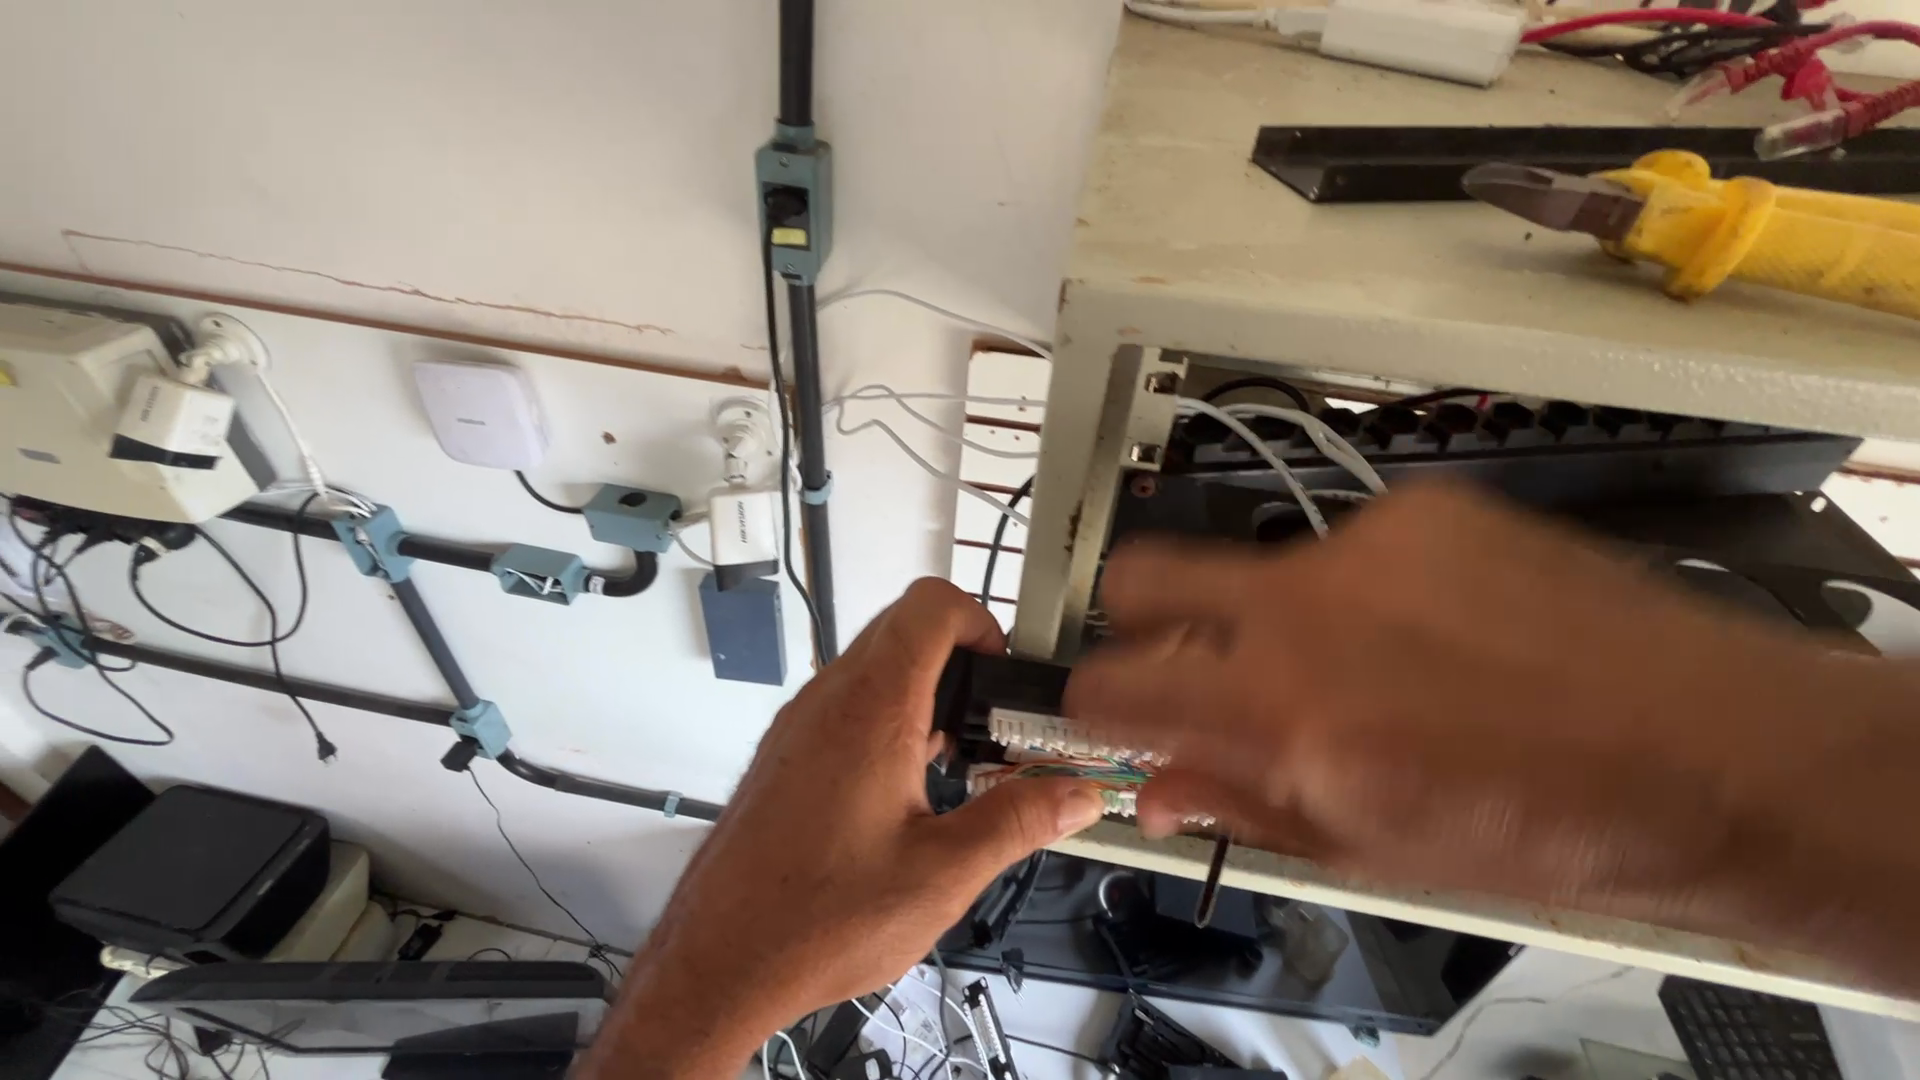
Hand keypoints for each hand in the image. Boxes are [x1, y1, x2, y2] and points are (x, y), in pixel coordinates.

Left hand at [578, 579, 1108, 1078]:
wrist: (717, 962)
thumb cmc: (814, 919)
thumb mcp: (941, 874)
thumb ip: (1018, 821)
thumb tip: (1073, 792)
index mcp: (874, 710)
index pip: (930, 606)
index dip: (980, 620)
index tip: (1003, 670)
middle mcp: (831, 699)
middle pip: (904, 625)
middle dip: (959, 656)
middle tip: (988, 718)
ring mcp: (802, 720)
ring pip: (874, 660)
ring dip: (923, 687)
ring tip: (952, 757)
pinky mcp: (788, 747)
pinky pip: (846, 698)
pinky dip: (887, 713)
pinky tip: (904, 783)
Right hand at [1065, 484, 1919, 989]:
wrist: (1716, 752)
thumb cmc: (1546, 829)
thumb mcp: (1364, 849)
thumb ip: (1235, 804)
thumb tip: (1158, 788)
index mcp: (1276, 713)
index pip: (1109, 684)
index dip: (1089, 702)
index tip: (1105, 708)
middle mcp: (1298, 611)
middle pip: (1139, 573)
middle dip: (1131, 615)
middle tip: (1176, 654)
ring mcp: (1359, 546)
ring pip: (1252, 569)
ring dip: (1272, 617)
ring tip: (1359, 662)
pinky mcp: (1422, 510)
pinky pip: (1344, 543)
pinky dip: (1360, 586)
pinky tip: (1426, 628)